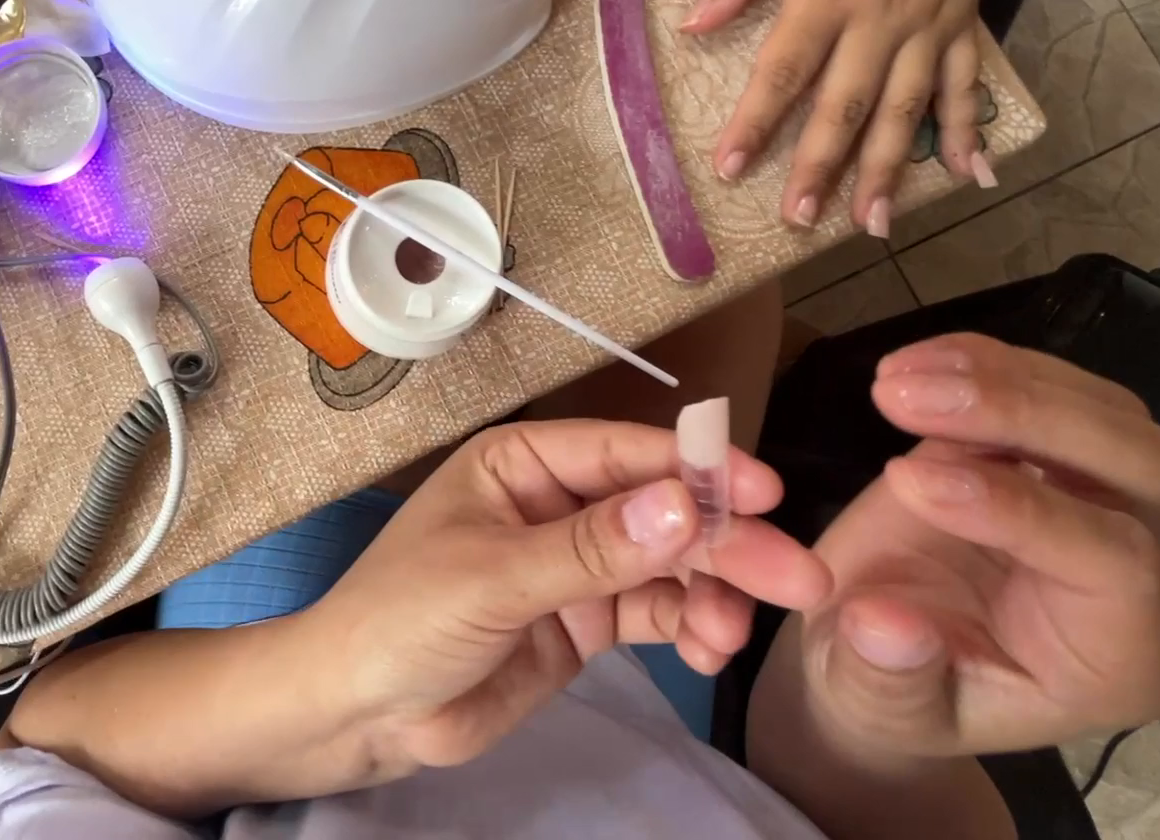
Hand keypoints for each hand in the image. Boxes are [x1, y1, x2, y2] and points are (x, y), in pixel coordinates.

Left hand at [304, 421, 831, 772]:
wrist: (362, 708)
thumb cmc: (404, 617)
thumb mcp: (493, 578)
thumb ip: (591, 549)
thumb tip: (686, 504)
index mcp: (520, 464)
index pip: (620, 451)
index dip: (692, 467)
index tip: (766, 494)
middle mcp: (553, 502)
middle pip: (655, 508)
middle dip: (721, 540)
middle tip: (797, 580)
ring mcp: (571, 563)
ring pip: (665, 562)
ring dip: (710, 591)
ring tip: (727, 638)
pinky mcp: (582, 620)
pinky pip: (652, 611)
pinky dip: (687, 626)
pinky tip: (706, 652)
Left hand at [685, 0, 1015, 235]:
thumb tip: (692, 23)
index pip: (783, 70)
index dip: (755, 122)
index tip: (728, 168)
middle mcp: (882, 18)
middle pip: (845, 103)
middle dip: (820, 166)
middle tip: (796, 219)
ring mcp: (929, 24)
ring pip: (905, 108)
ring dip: (887, 169)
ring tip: (868, 224)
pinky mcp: (964, 23)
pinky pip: (965, 84)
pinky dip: (965, 130)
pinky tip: (967, 177)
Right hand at [798, 334, 1159, 758]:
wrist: (873, 654)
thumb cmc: (883, 692)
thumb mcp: (873, 704)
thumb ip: (886, 678)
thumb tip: (883, 624)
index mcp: (1114, 657)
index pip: (1110, 563)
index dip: (1016, 510)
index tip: (903, 481)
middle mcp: (1127, 576)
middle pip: (1137, 470)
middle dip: (1026, 416)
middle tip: (904, 396)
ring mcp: (1085, 507)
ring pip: (1103, 417)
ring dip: (1000, 377)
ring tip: (894, 374)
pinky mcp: (1027, 461)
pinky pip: (1043, 392)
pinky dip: (978, 362)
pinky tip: (906, 364)